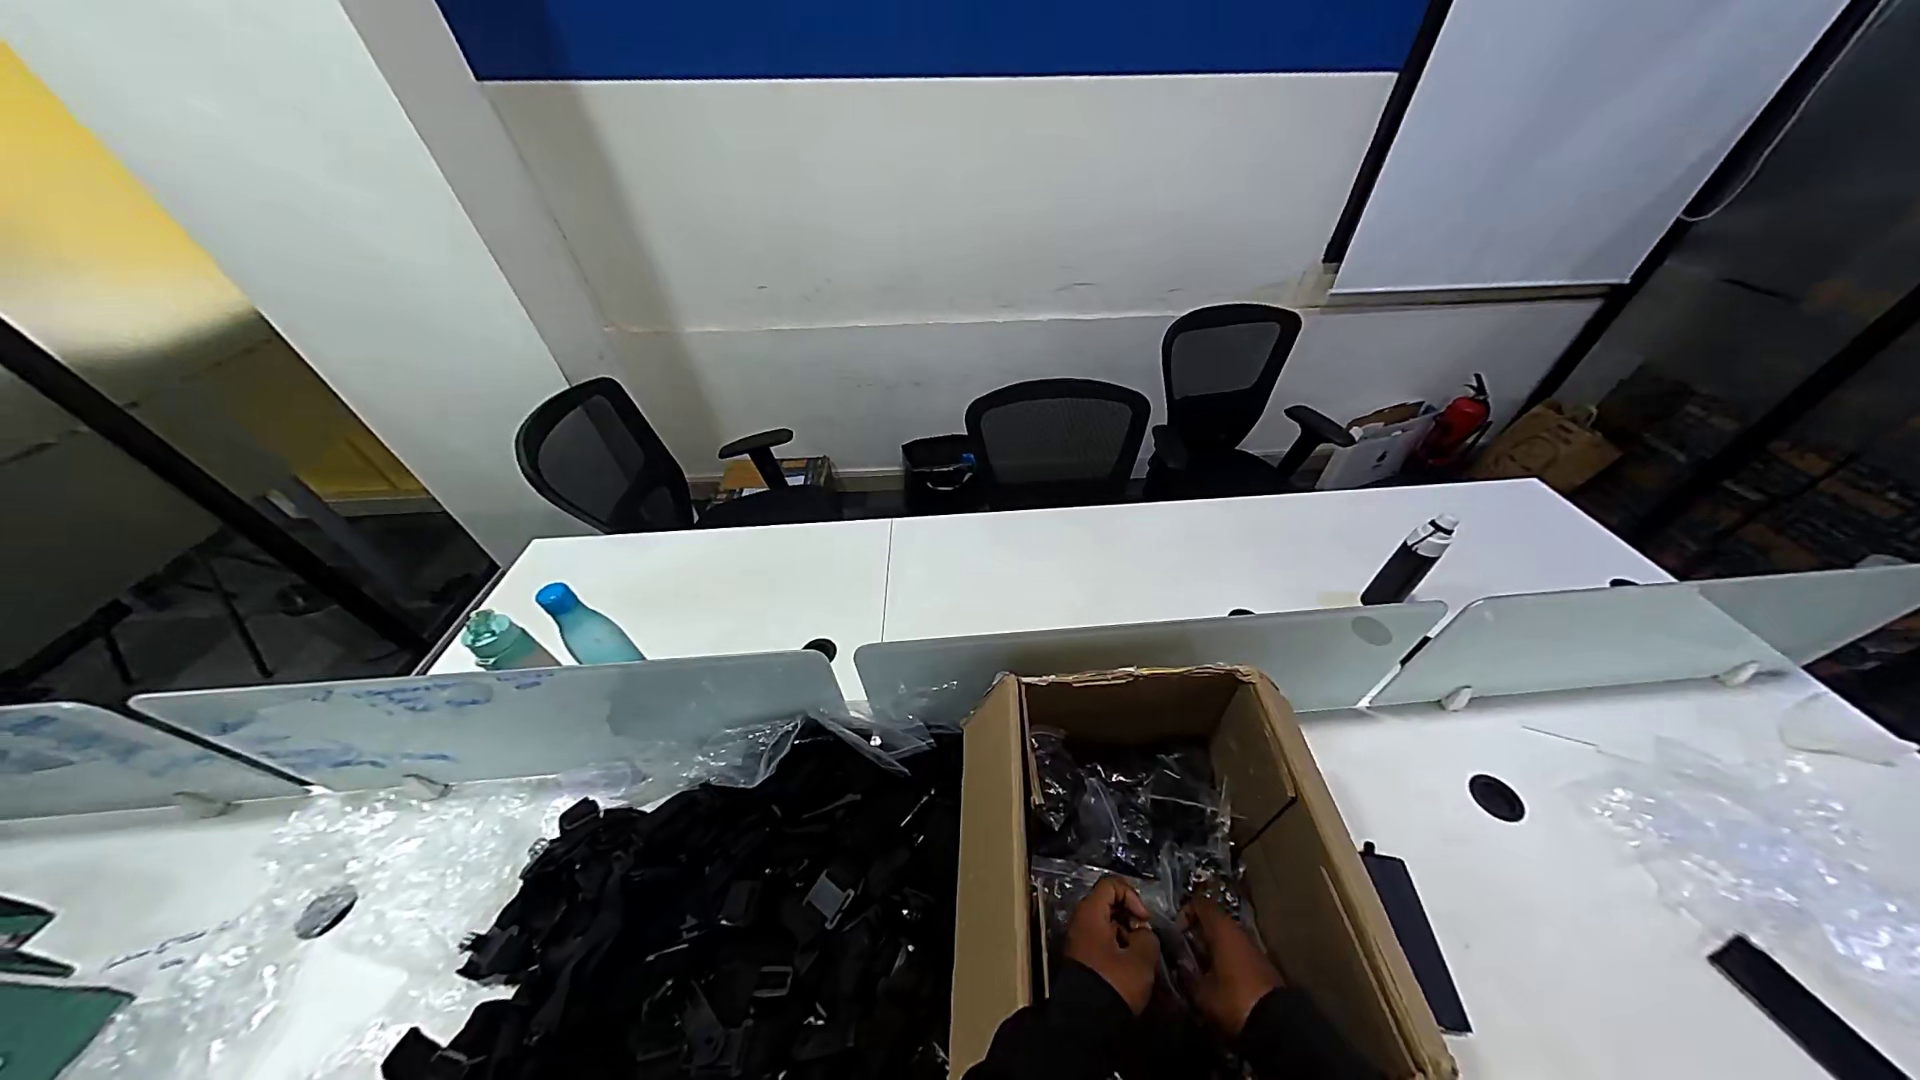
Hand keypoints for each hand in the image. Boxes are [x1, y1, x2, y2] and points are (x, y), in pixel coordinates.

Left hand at [1064, 877, 1159, 1013]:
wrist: (1086, 1022)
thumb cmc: (1113, 983)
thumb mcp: (1140, 959)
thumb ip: (1147, 938)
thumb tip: (1143, 934)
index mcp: (1090, 912)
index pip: (1111, 885)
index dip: (1132, 896)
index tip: (1145, 919)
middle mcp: (1081, 920)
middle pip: (1109, 904)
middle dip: (1132, 918)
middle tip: (1145, 939)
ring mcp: (1080, 939)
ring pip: (1108, 924)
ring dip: (1127, 935)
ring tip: (1141, 957)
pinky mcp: (1083, 957)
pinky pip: (1103, 941)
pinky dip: (1118, 948)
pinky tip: (1130, 968)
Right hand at [1181, 897, 1280, 1035]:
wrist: (1278, 1024)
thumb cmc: (1233, 999)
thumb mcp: (1202, 992)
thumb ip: (1186, 976)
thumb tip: (1179, 968)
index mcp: (1222, 929)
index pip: (1200, 904)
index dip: (1186, 912)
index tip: (1177, 932)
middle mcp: (1239, 931)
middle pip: (1214, 920)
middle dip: (1199, 933)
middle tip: (1186, 951)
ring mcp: (1254, 947)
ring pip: (1228, 937)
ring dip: (1213, 947)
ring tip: (1201, 967)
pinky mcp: (1263, 965)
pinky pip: (1239, 951)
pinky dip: (1227, 958)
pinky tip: (1220, 979)